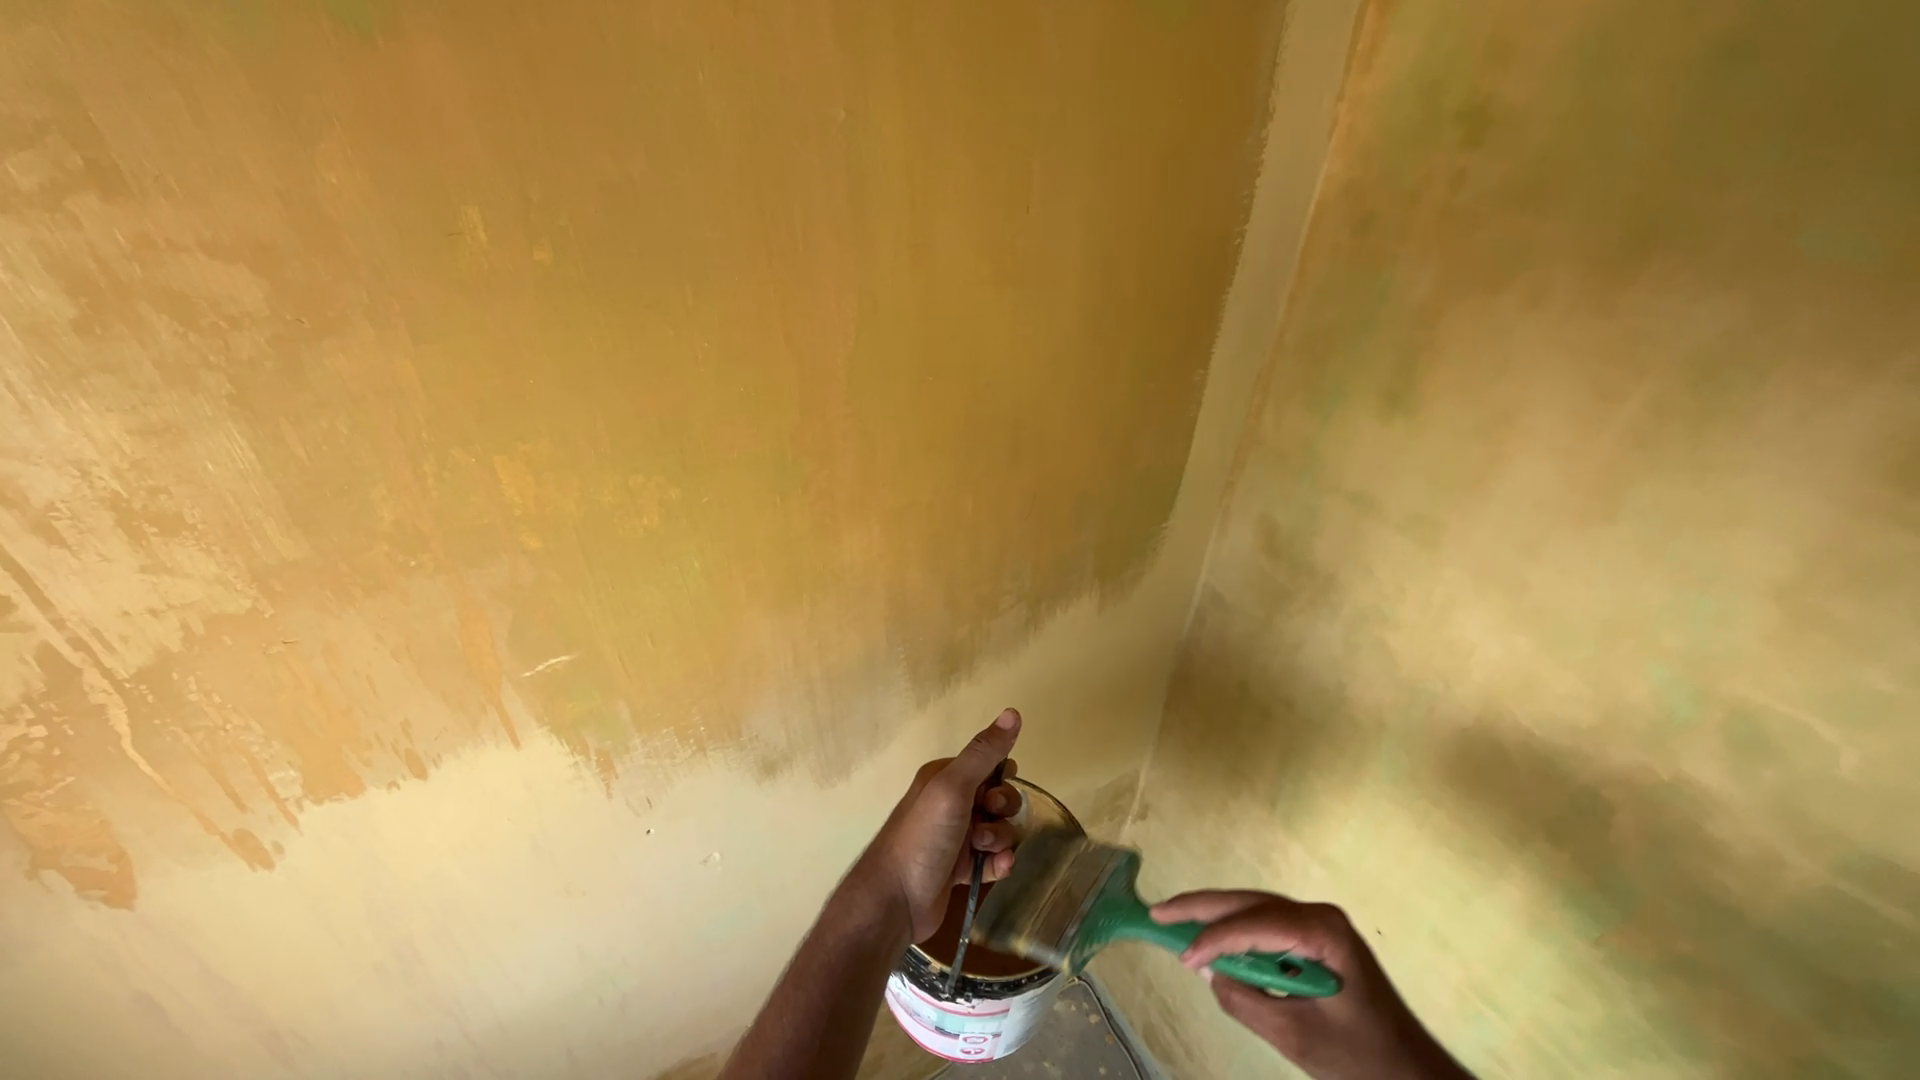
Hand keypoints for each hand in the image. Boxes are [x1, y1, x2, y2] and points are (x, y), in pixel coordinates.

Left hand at [849, 709, 1024, 943]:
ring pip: (1000, 830)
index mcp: (946, 778)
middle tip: (985, 822)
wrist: (895, 900)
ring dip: (1000, 839)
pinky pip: (994, 859)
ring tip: (982, 851)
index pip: (990, 766)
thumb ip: (984, 752)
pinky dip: (999, 863)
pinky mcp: (961, 868)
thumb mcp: (953, 787)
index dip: (1001, 779)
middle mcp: (952, 803)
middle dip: (1002, 811)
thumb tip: (1012, 711)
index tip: (991, 793)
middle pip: (1000, 799)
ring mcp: (956, 837)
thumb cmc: (922, 836)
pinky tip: (996, 870)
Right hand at [1151, 891, 1470, 1079]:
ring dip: (1214, 916)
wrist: (1411, 1072)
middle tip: (1157, 913)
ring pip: (1253, 908)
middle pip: (1248, 902)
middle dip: (1201, 907)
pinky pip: (1265, 925)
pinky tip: (1210, 939)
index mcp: (1322, 931)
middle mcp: (1318, 914)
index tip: (1182, 958)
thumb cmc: (1360, 1058)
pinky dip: (1234, 931)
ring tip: (1173, 919)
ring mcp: (1317, 923)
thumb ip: (1246, 1001)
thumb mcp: (1296, 1037)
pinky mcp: (1314, 938)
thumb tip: (1210, 972)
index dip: (1214, 939)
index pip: (1254, 924)